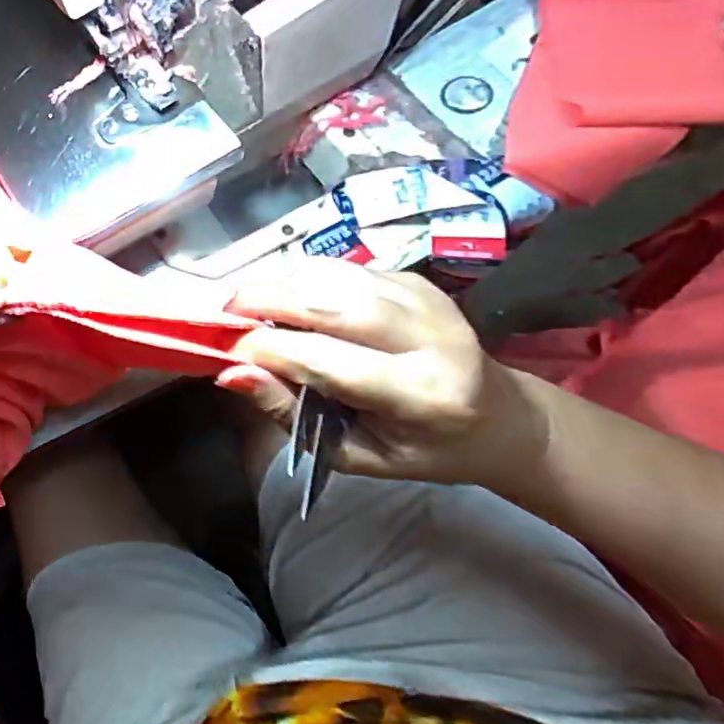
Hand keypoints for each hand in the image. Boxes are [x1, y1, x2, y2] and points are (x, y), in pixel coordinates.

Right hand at [216, 259, 547, 486]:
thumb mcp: (355, 454)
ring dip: (282, 284)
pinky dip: (306, 278)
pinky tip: (290, 297)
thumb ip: (291, 414)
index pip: (327, 361)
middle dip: (267, 301)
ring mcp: (426, 299)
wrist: (498, 415)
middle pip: (331, 305)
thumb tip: (232, 374)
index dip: (268, 351)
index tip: (226, 351)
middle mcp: (430, 337)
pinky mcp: (416, 279)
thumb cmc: (421, 448)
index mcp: (422, 395)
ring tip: (249, 302)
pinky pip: (344, 268)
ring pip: (334, 277)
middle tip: (225, 309)